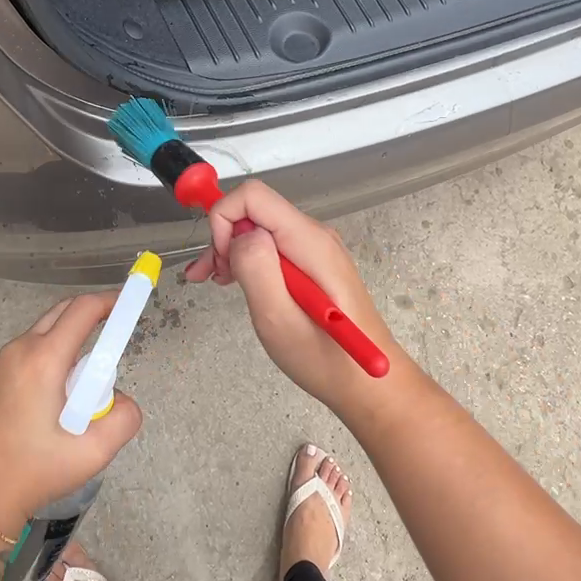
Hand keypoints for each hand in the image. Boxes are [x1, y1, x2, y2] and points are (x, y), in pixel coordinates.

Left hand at [0, 293, 142, 531]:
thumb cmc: (34, 472)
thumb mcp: (93, 453)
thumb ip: (124, 419)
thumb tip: (122, 399)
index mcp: (43, 360)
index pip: (81, 310)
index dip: (109, 301)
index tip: (128, 303)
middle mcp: (18, 351)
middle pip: (61, 312)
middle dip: (90, 313)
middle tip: (114, 331)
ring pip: (42, 332)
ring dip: (69, 338)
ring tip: (86, 376)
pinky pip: (27, 351)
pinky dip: (49, 355)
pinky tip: (57, 393)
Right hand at [184, 180, 406, 412]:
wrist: (370, 385)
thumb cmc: (325, 360)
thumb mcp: (278, 320)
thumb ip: (256, 269)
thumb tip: (239, 234)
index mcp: (309, 243)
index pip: (254, 196)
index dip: (225, 219)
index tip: (220, 260)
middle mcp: (314, 235)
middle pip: (254, 210)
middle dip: (223, 237)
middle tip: (210, 277)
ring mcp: (315, 248)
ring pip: (260, 228)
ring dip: (232, 250)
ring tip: (216, 282)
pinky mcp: (313, 262)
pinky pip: (272, 245)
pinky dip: (248, 259)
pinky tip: (235, 282)